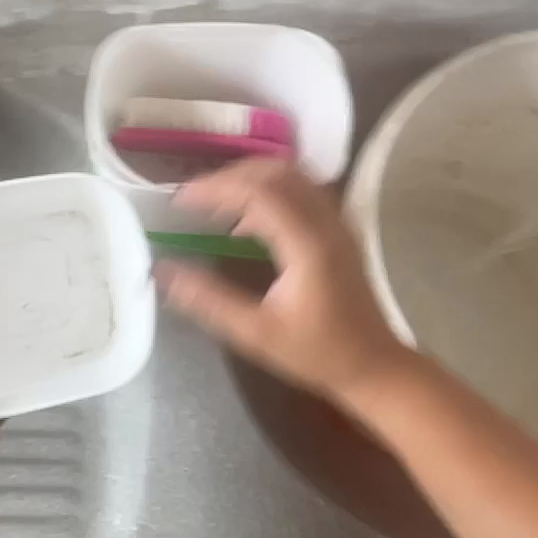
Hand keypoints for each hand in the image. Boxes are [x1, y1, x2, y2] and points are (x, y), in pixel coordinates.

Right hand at [154, 159, 416, 401]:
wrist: (374, 366)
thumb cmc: (315, 353)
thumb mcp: (254, 332)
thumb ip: (208, 300)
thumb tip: (162, 271)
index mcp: (307, 244)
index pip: (257, 192)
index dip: (214, 188)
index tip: (179, 200)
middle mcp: (326, 222)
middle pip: (275, 172)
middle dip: (229, 177)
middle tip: (193, 197)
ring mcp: (337, 223)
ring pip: (291, 175)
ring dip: (249, 179)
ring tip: (214, 203)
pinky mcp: (339, 230)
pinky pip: (302, 191)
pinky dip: (269, 191)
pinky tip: (245, 220)